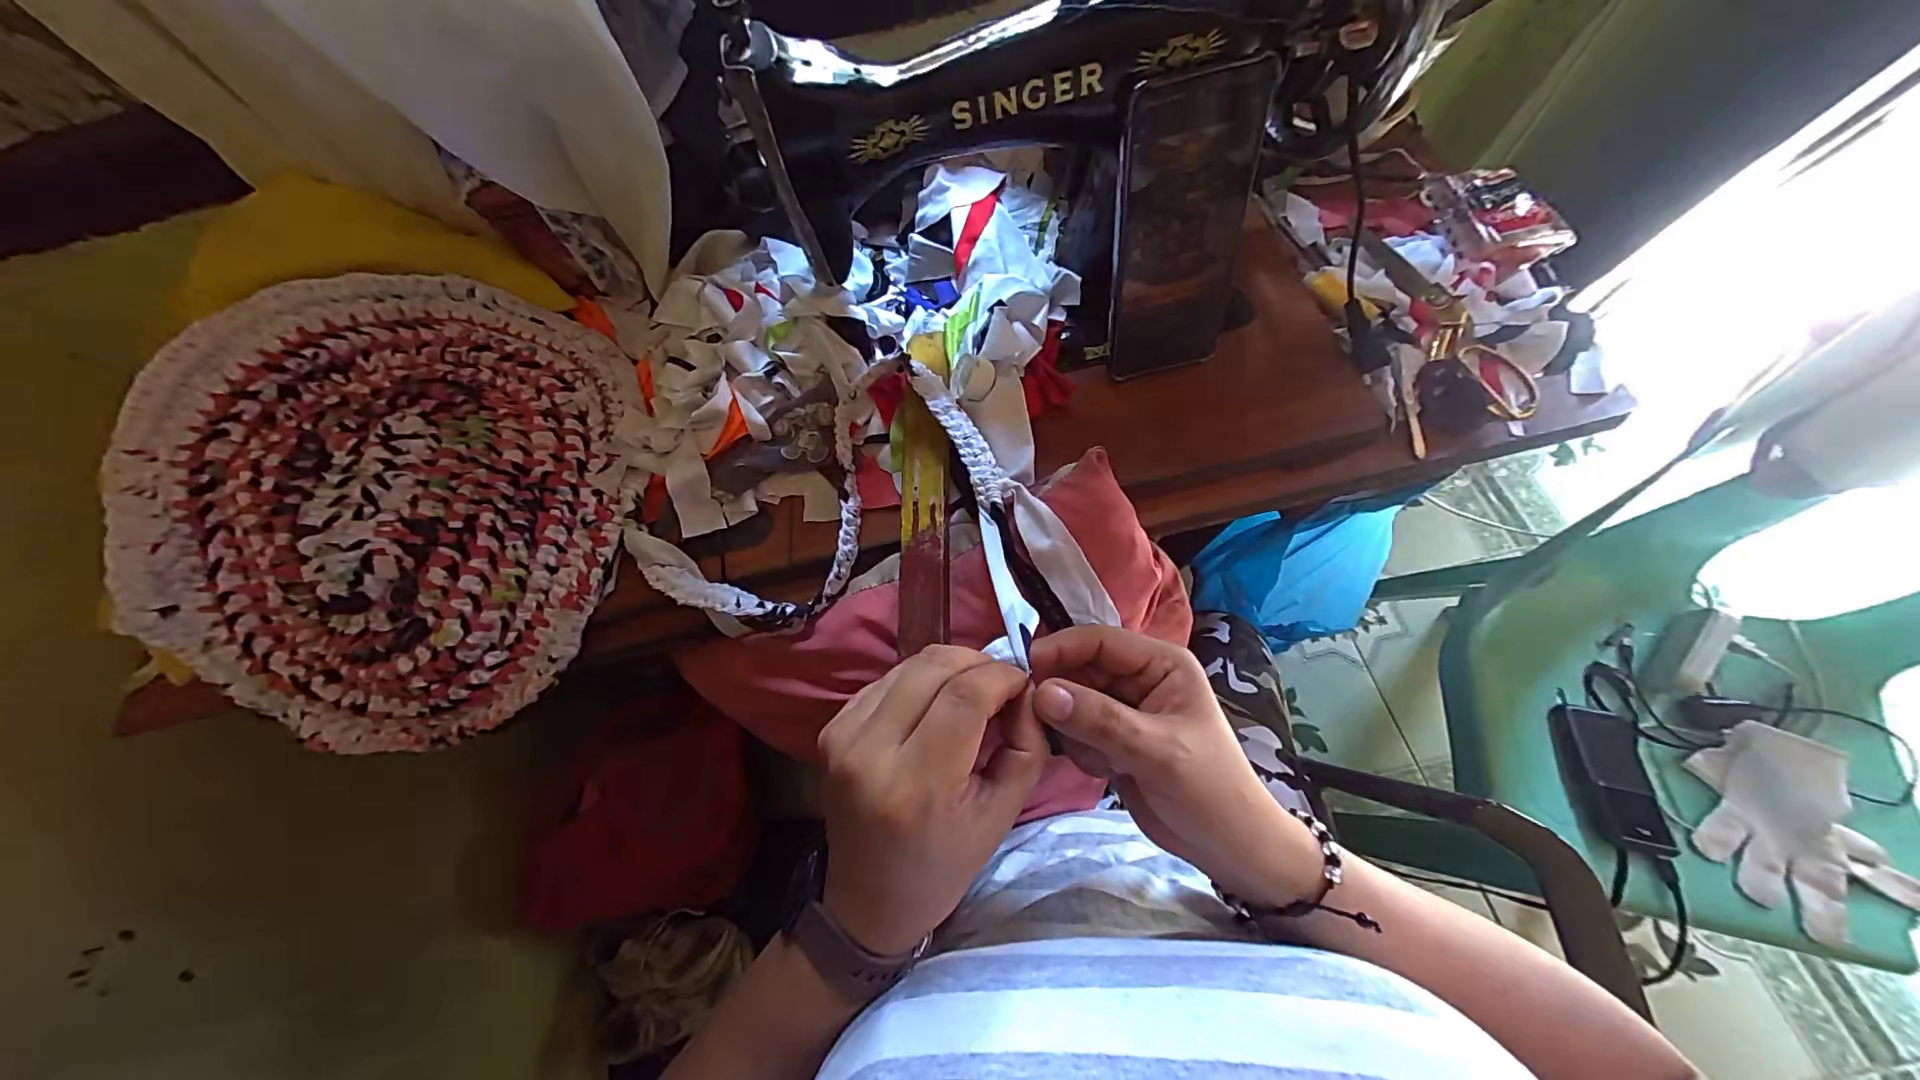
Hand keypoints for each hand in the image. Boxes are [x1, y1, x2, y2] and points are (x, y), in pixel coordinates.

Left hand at [816, 645, 1047, 954]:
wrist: (866, 901)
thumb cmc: (942, 867)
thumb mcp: (1001, 816)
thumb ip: (1025, 746)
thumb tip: (1024, 690)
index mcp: (917, 785)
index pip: (965, 696)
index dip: (1002, 676)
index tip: (1024, 682)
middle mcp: (870, 750)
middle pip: (934, 666)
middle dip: (979, 663)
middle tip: (1002, 684)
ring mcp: (842, 735)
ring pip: (910, 664)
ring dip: (951, 668)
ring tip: (974, 693)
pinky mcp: (831, 727)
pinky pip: (887, 679)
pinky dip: (921, 680)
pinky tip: (936, 704)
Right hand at [1028, 625, 1322, 905]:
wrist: (1229, 849)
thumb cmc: (1210, 791)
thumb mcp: (1157, 751)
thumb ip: (1099, 720)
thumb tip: (1042, 692)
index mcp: (1162, 663)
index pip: (1100, 641)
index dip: (1062, 649)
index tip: (1026, 670)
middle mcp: (1140, 679)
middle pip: (1081, 669)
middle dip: (1063, 695)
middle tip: (1045, 722)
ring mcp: (1124, 710)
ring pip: (1073, 700)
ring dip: (1073, 729)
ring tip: (1102, 760)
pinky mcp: (1113, 738)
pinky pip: (1076, 729)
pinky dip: (1080, 749)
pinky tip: (1108, 773)